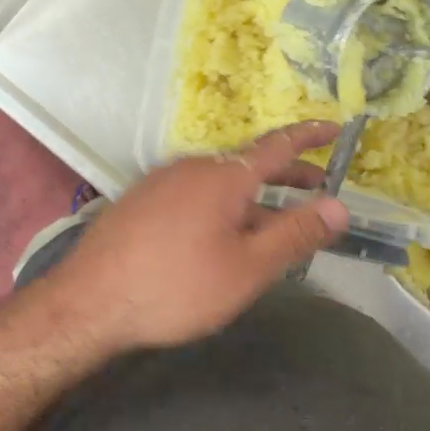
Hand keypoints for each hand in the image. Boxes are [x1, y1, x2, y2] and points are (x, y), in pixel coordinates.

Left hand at [41, 122, 351, 349]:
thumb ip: (295, 234)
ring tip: (272, 219)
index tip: (336, 128)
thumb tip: (340, 206)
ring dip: (252, 193)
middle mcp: (190, 168)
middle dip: (287, 174)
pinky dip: (221, 203)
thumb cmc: (176, 287)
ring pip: (218, 181)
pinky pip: (193, 193)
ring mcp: (159, 183)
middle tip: (318, 188)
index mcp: (222, 176)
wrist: (89, 302)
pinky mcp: (139, 202)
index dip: (310, 136)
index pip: (277, 145)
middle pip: (247, 163)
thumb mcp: (247, 268)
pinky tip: (220, 234)